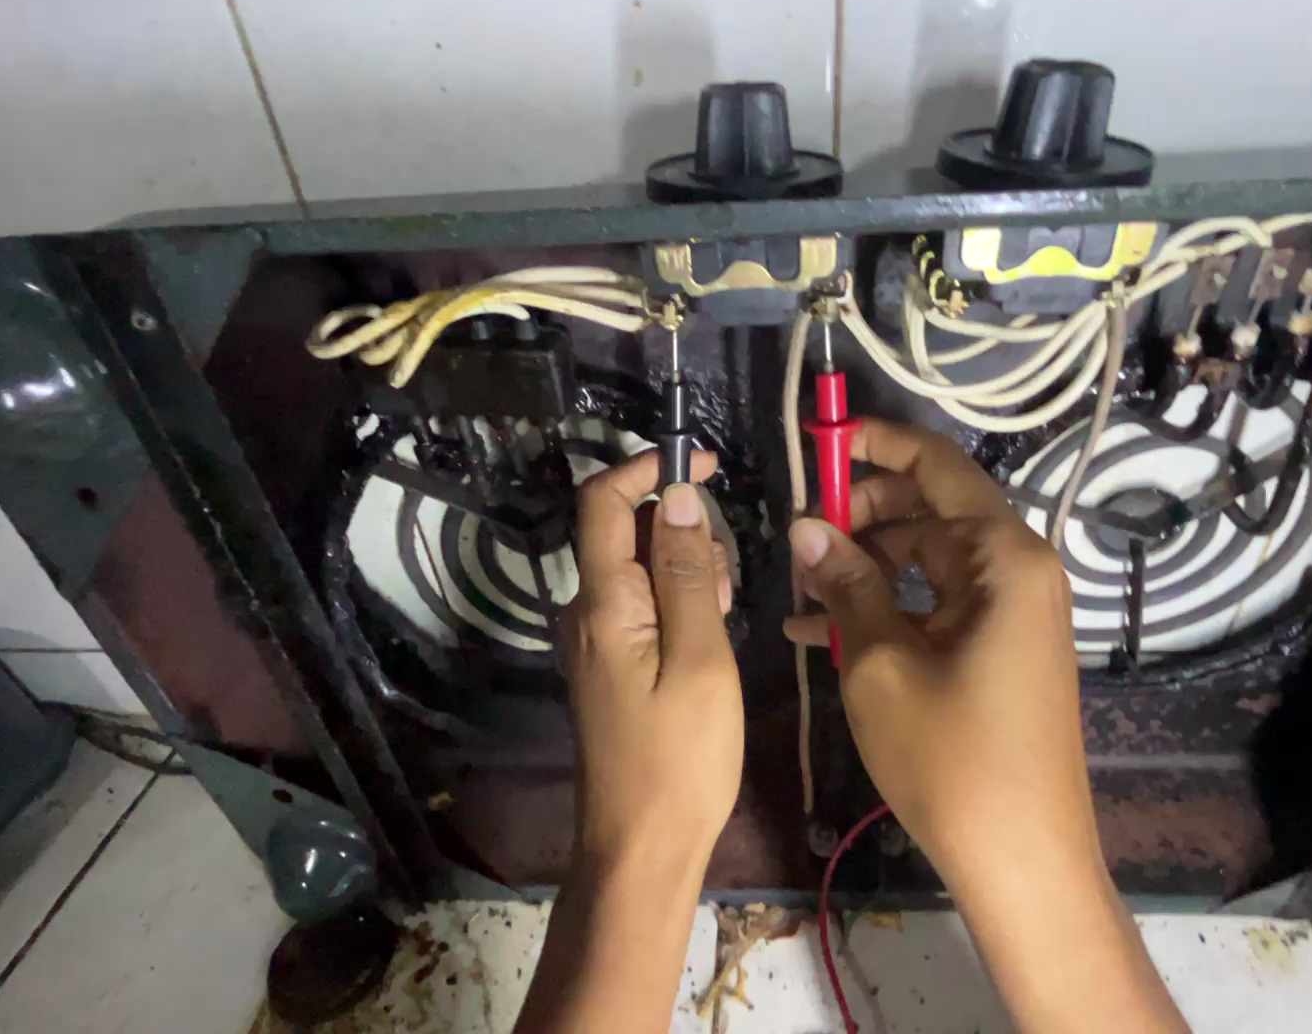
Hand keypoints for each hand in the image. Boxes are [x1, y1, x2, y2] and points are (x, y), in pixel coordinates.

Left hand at [520, 451, 739, 1033]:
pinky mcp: (613, 663)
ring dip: (684, 568)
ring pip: (640, 568)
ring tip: (720, 614)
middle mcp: (588, 611)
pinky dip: (678, 601)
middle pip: (625, 531)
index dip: (646, 469)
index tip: (701, 463)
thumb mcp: (698, 658)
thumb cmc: (680, 756)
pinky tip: (708, 636)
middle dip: (679, 529)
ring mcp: (598, 639)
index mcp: (603, 602)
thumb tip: (677, 495)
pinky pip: (643, 605)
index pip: (602, 502)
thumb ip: (684, 573)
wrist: (642, 847)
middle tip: (723, 578)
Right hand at [782, 419, 1095, 874]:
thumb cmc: (951, 757)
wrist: (1021, 861)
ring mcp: (1007, 610)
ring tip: (798, 588)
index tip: (819, 438)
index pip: (937, 466)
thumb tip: (805, 525)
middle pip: (928, 509)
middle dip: (858, 512)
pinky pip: (932, 603)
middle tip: (798, 532)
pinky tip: (818, 629)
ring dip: (861, 565)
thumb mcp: (880, 661)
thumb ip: (844, 581)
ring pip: (923, 558)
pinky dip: (883, 606)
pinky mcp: (994, 645)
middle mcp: (1015, 570)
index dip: (876, 443)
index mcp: (1003, 557)